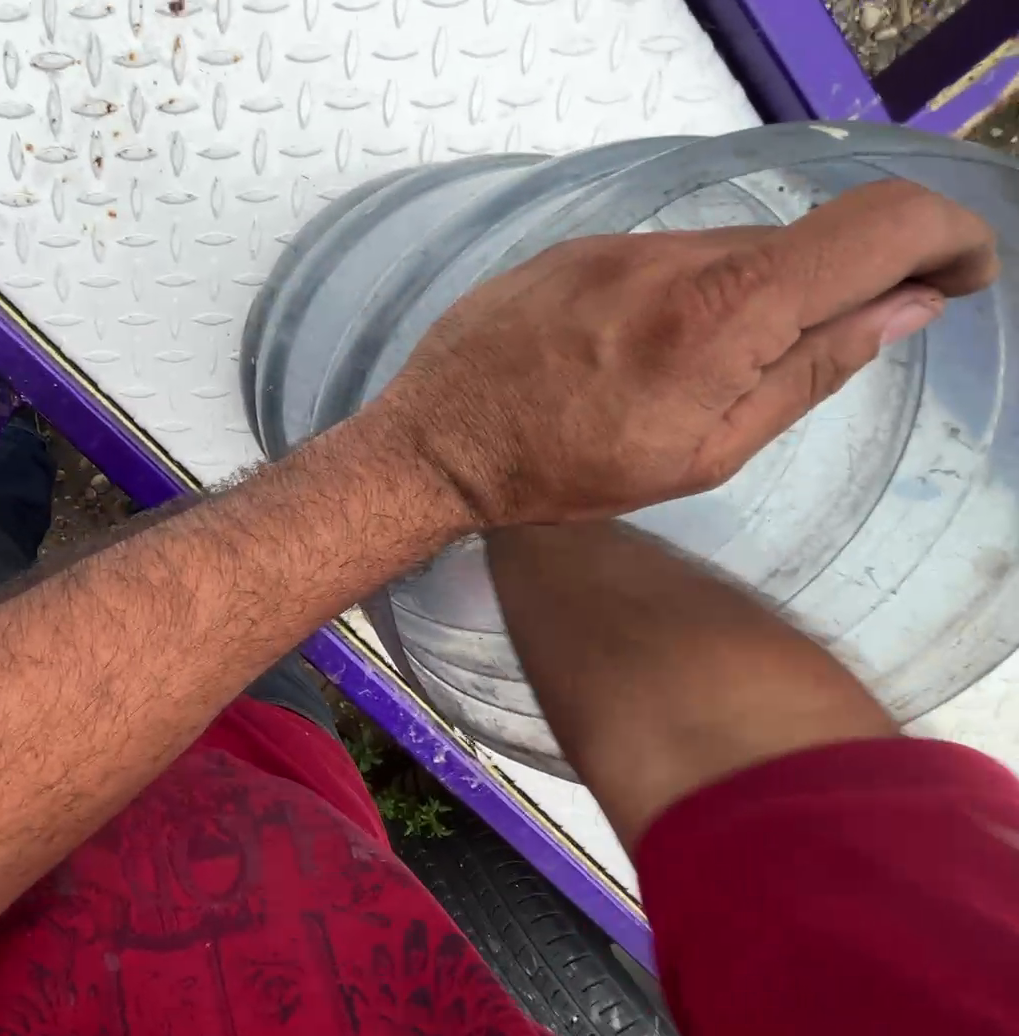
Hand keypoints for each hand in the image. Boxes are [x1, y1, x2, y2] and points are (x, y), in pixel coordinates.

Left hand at [375, 179, 999, 529]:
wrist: (429, 448)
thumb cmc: (554, 472)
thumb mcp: (697, 455)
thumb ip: (806, 375)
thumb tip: (903, 307)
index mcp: (717, 312)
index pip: (883, 222)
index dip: (943, 241)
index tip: (946, 282)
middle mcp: (663, 257)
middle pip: (790, 245)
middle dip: (812, 294)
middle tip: (763, 367)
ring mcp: (600, 248)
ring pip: (712, 254)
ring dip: (725, 300)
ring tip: (659, 374)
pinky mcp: (555, 254)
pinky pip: (640, 261)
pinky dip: (658, 296)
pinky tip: (611, 353)